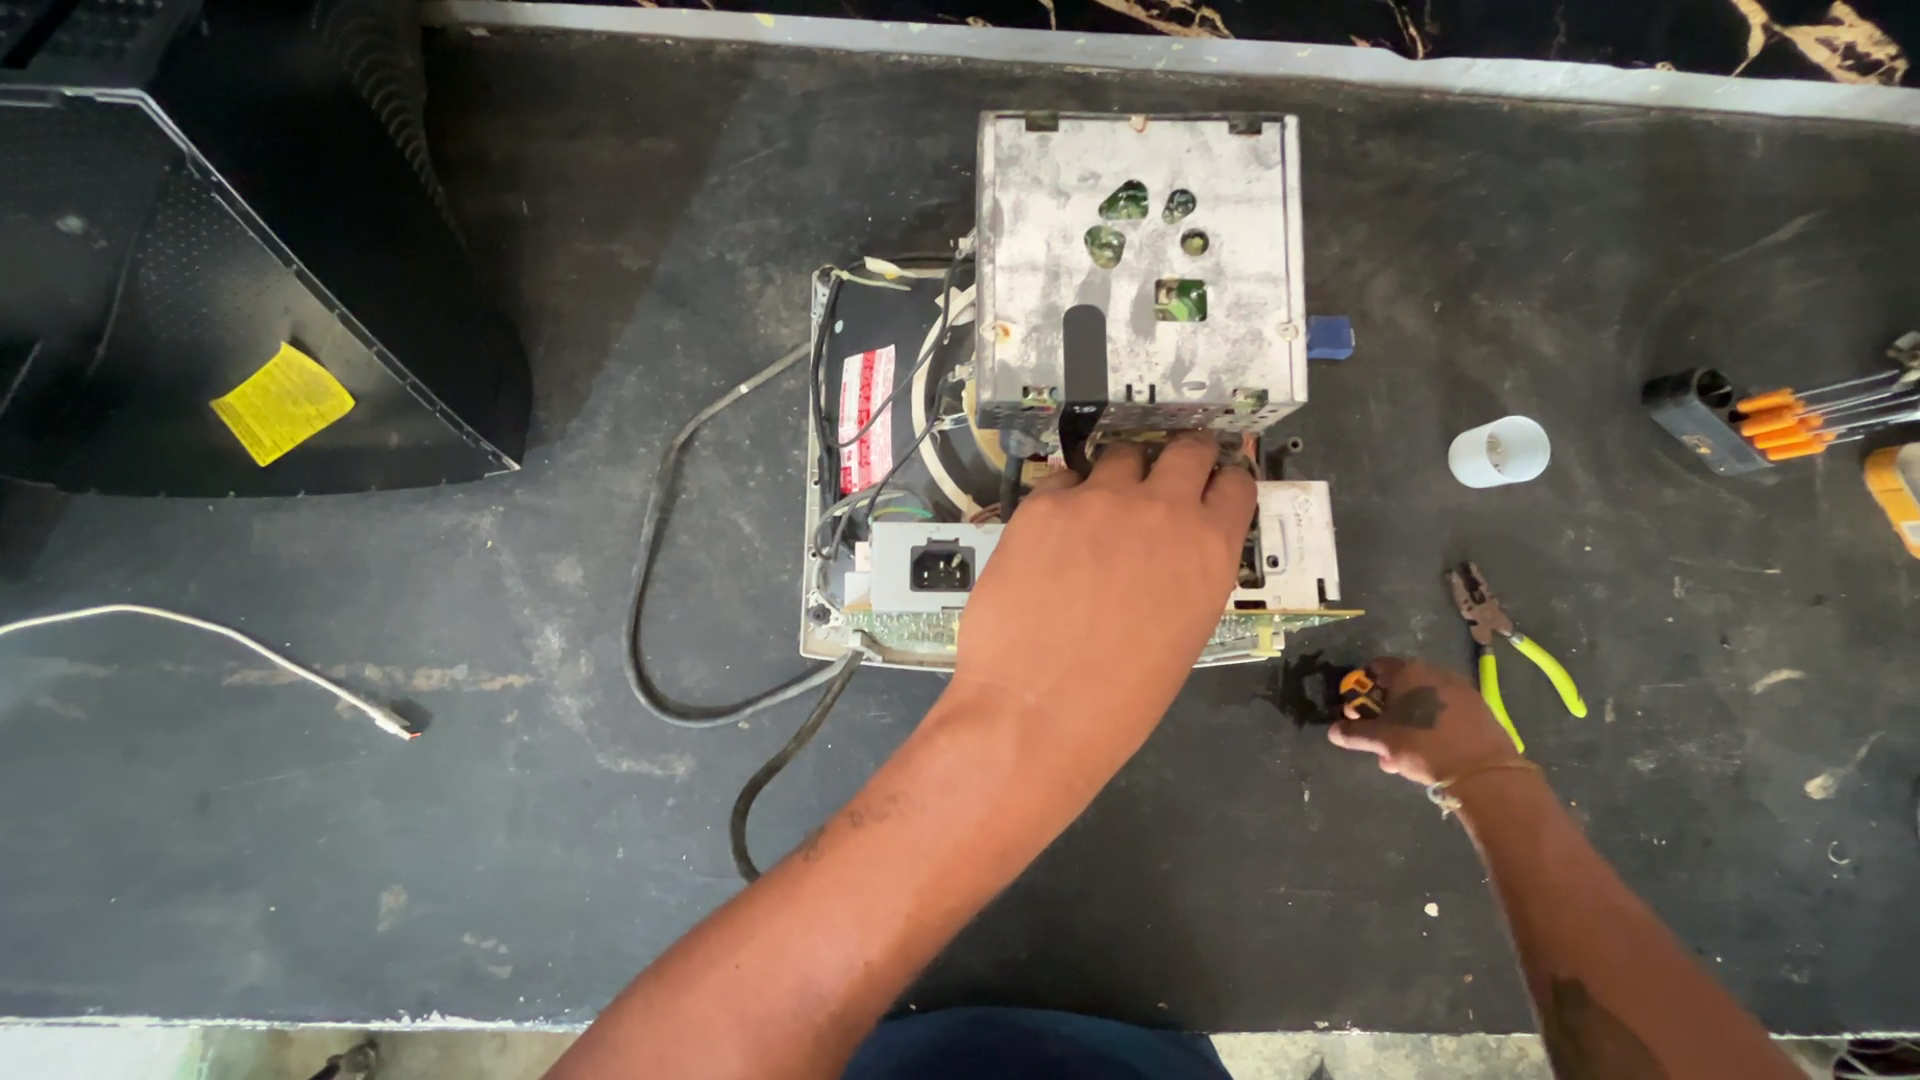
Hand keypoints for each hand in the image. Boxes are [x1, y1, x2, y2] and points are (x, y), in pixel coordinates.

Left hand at [948, 433, 1255, 757]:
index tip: (1211, 486)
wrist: (1034, 709)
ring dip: (1119, 475)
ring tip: (1101, 506)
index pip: (1236, 486)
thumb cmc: (1118, 700)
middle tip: (1165, 473)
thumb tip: (1165, 562)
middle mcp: (1161, 510)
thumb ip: (1184, 581)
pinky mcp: (1043, 506)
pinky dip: (1065, 498)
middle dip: (1181, 457)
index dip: (1223, 483)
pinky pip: (1062, 482)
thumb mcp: (1181, 638)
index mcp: (1210, 550)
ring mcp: (1099, 500)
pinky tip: (1052, 533)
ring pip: (1120, 457)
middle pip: (1185, 450)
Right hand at [1328, 657, 1515, 784]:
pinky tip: (1427, 753)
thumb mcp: (1382, 740)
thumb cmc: (1424, 745)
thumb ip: (1354, 733)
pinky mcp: (1480, 710)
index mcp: (1410, 671)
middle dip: (1384, 712)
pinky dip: (1430, 727)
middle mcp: (1436, 673)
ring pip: (1423, 703)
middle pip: (1400, 687)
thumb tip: (1333, 731)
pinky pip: (1444, 713)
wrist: (1486, 772)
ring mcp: (1462, 690)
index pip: (1376, 668)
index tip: (1357, 711)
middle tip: (1377, 735)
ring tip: (1399, 754)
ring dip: (1406, 723)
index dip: (1361, 688)